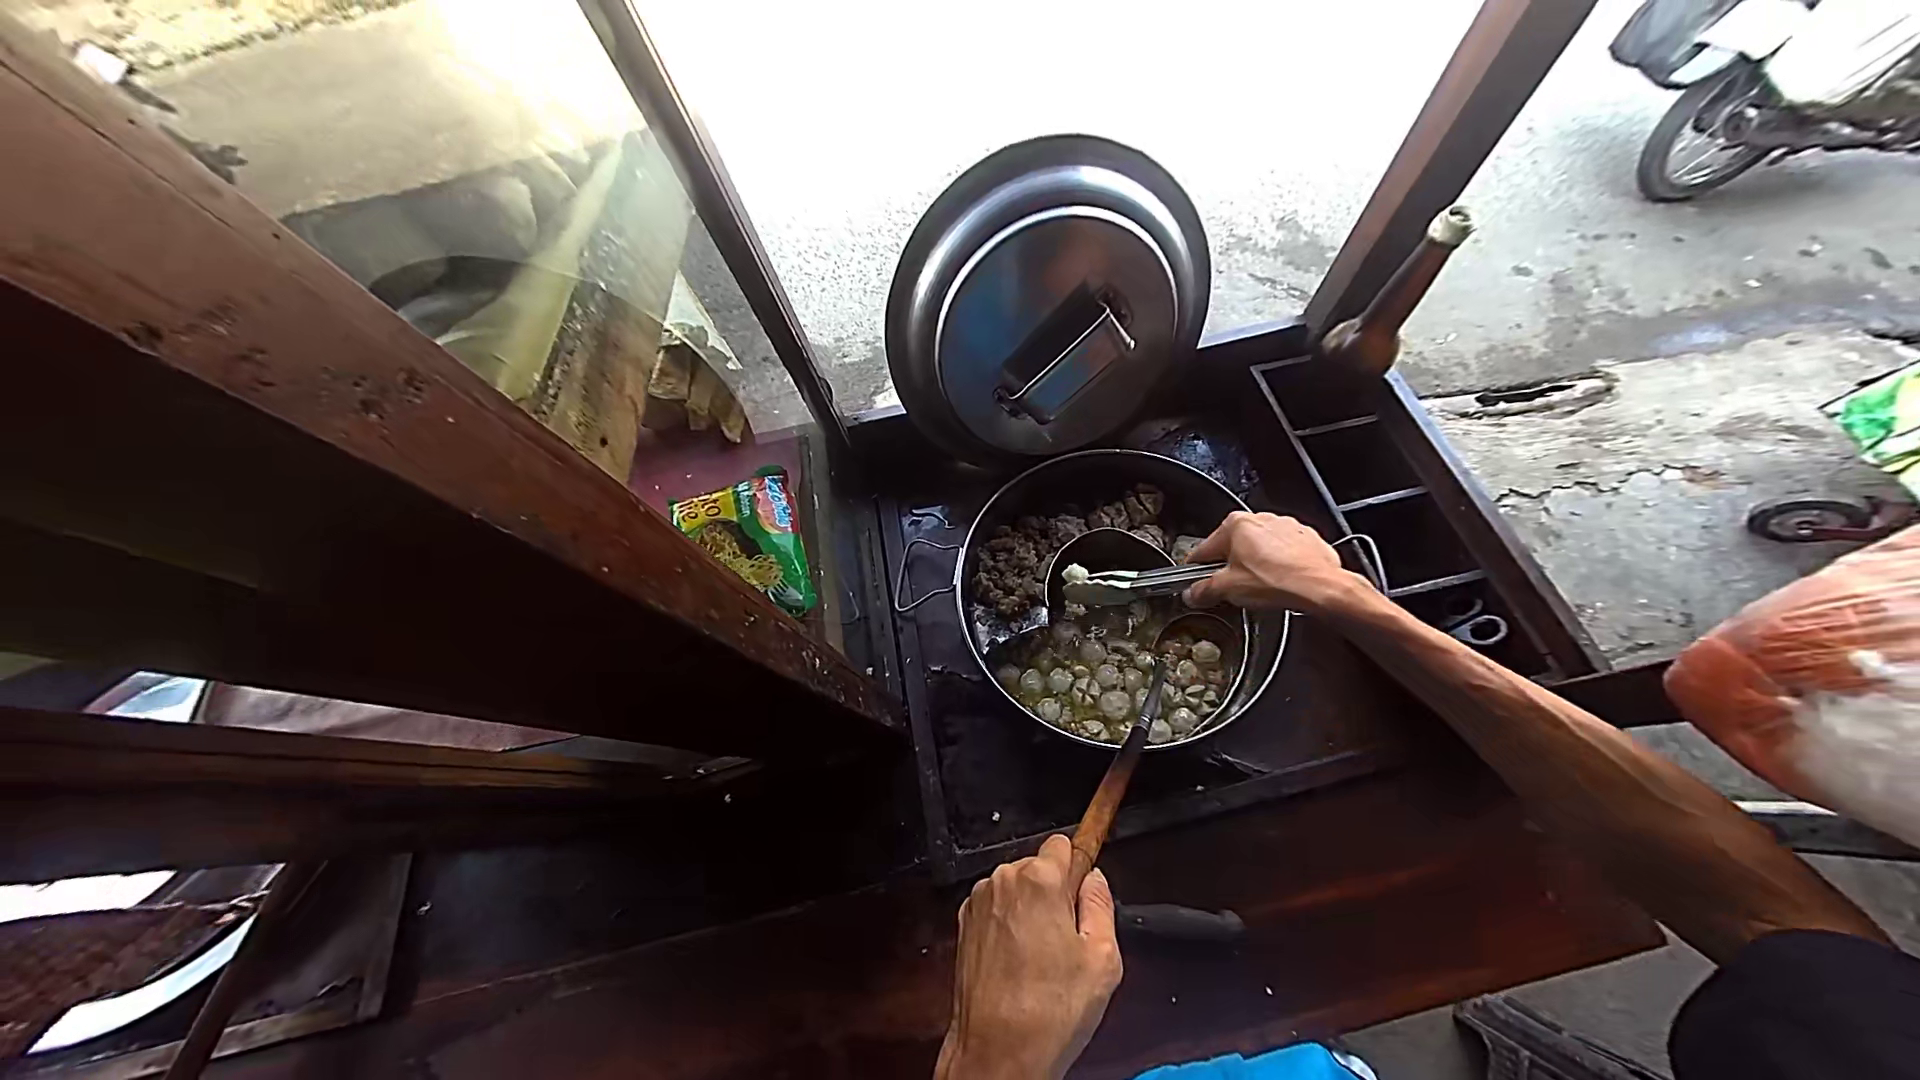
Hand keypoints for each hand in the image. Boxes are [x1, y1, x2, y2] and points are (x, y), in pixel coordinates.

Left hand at [935, 835, 1121, 1079]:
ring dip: (1028, 908)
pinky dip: (1006, 922)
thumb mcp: (1103, 960)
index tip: (1080, 895)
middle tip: (1064, 939)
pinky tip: (1016, 961)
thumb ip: (1101, 906)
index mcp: (1040, 879)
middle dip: (1053, 892)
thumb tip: (1095, 880)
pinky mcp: (965, 920)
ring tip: (1039, 957)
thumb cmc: (1050, 1011)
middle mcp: (1005, 878)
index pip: (1063, 844)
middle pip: (1038, 866)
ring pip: (1016, 886)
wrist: (996, 1053)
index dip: (1075, 870)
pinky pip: (995, 905)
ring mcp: (981, 899)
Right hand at [1181, 512, 1365, 613]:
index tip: (1196, 582)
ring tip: (1259, 588)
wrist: (1323, 588)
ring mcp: (1286, 527)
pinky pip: (1283, 553)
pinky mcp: (1306, 539)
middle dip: (1230, 567)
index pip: (1204, 548)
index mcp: (1236, 524)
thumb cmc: (1279, 581)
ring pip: (1259, 549)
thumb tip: (1193, 593)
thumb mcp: (1228, 589)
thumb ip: (1203, 590)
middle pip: (1232, 547)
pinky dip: (1279, 566)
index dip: (1197, 569)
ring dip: (1255, 565)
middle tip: (1232, 589)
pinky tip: (1278, 583)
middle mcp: (1261, 519)